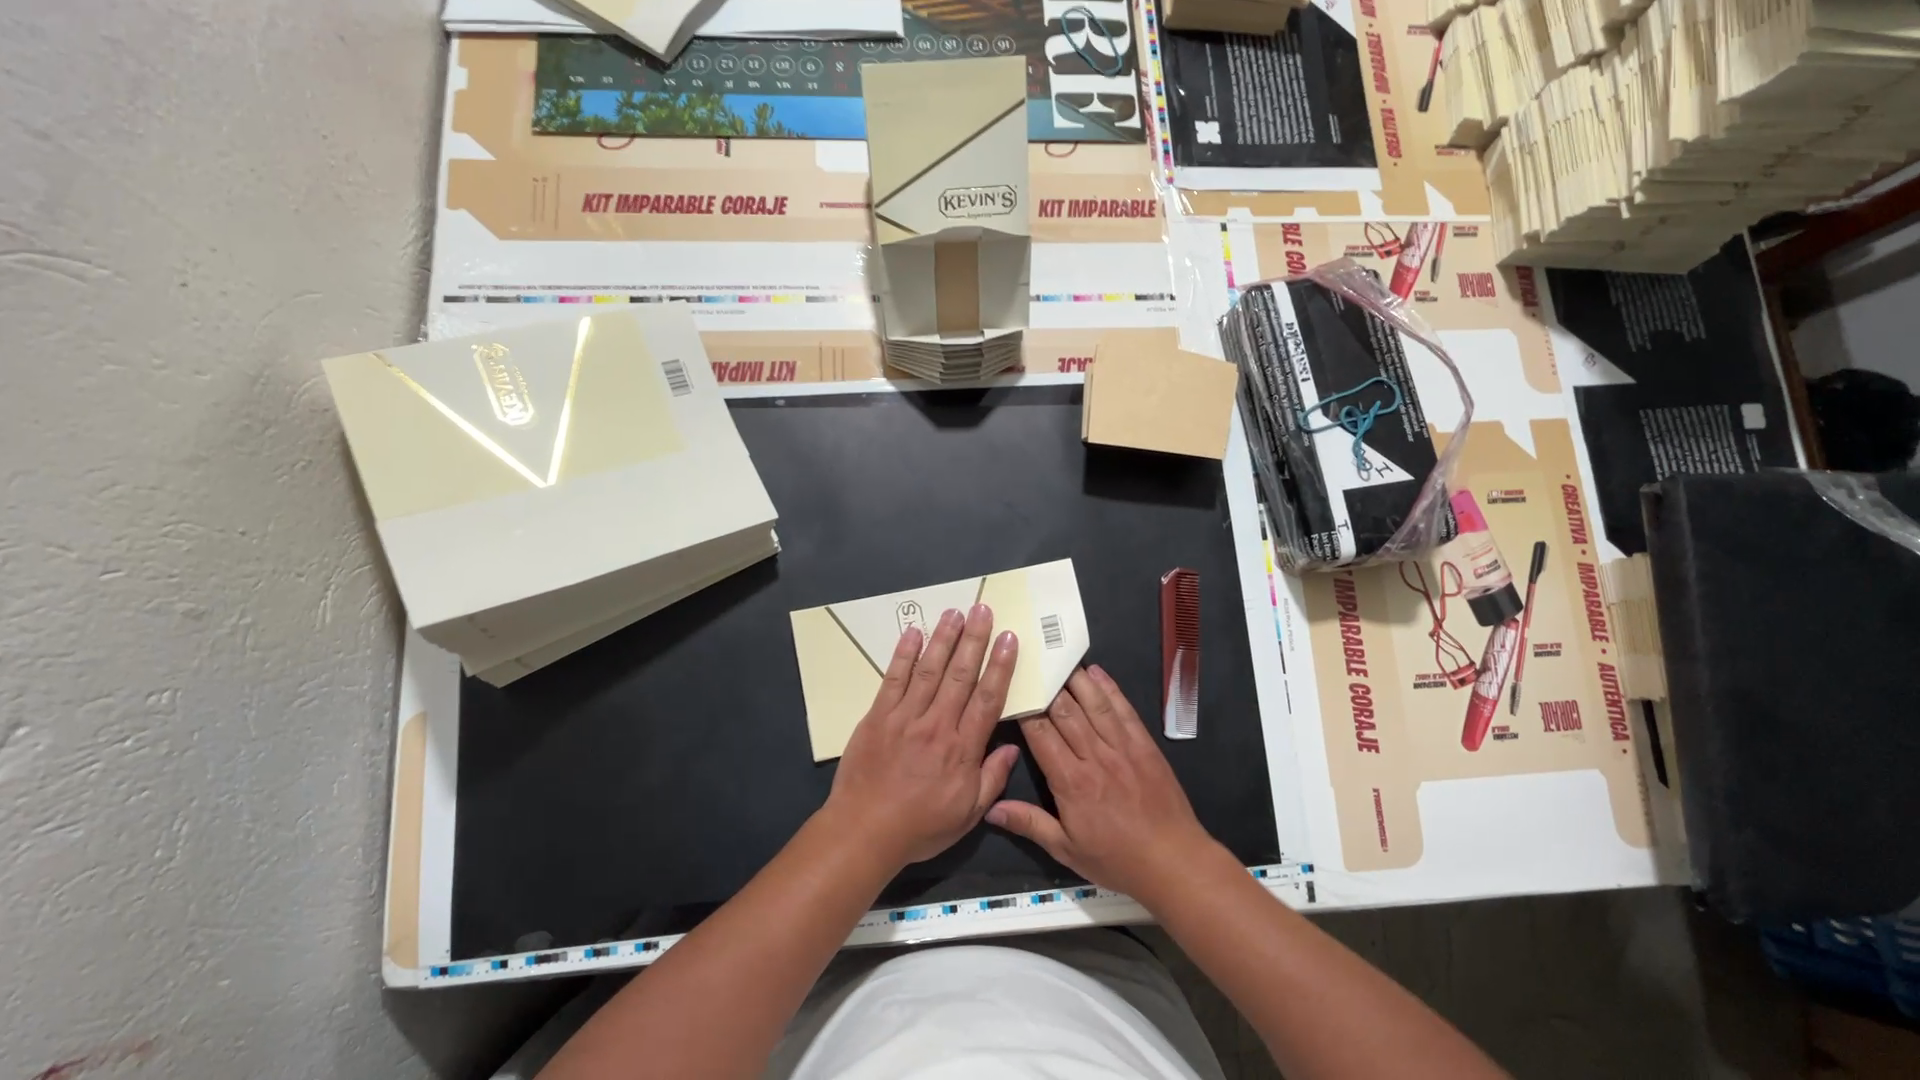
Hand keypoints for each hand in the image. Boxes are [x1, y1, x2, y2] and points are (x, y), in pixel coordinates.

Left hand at [823, 604, 1021, 867]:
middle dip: (974, 640)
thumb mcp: (968, 813)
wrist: (864, 830)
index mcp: (962, 748)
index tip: (1009, 638)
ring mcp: (904, 717)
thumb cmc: (920, 827)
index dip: (1000, 666)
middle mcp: (936, 725)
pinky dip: (903, 655)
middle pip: (960, 675)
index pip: (987, 698)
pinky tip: (913, 633)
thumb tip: (1011, 748)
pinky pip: (893, 679)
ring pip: (928, 669)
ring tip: (955, 612)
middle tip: (983, 610)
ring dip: (943, 638)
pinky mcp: (878, 716)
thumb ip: (992, 778)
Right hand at [986, 666, 1228, 906]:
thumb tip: (990, 809)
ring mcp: (1122, 748)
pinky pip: (1124, 711)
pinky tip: (1098, 673)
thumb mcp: (1067, 850)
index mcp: (1071, 782)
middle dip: (1046, 687)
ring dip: (1076, 680)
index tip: (1011, 691)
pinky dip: (1110, 689)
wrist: (1172, 861)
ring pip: (1094, 704)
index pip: (1040, 735)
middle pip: (1065, 712)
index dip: (1024, 711)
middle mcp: (1095, 757)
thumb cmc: (1116, 859)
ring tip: (1059, 659)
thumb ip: (1030, 824)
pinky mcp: (1145, 746)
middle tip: (1031, 665)